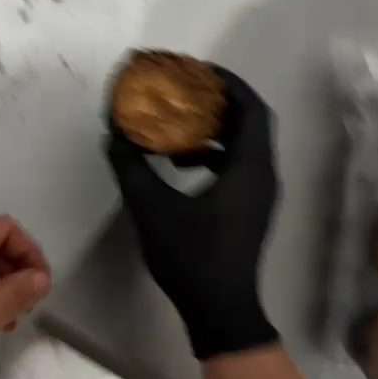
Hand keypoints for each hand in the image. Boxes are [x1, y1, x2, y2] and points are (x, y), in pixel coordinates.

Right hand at [106, 63, 280, 359]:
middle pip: (249, 120)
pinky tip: (179, 163)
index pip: (250, 107)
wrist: (219, 309)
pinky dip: (211, 153)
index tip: (194, 70)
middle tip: (181, 90)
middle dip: (216, 100)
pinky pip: (236, 165)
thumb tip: (114, 135)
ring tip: (176, 123)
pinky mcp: (248, 208)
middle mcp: (263, 175)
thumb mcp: (152, 208)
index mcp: (250, 168)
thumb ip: (131, 167)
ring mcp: (259, 194)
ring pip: (243, 144)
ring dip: (212, 127)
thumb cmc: (191, 256)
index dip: (226, 82)